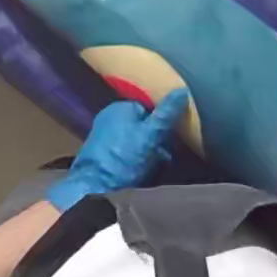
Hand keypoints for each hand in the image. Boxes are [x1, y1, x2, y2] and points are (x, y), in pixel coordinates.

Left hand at [47, 89, 190, 211]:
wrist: (94, 186)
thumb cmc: (124, 156)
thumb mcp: (150, 135)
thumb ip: (165, 114)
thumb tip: (183, 90)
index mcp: (120, 107)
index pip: (149, 109)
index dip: (162, 124)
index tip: (171, 139)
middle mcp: (109, 116)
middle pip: (142, 125)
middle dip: (155, 139)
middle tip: (166, 155)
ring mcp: (103, 135)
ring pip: (134, 139)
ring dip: (147, 151)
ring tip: (156, 167)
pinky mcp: (100, 153)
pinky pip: (124, 152)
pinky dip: (134, 160)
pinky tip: (140, 173)